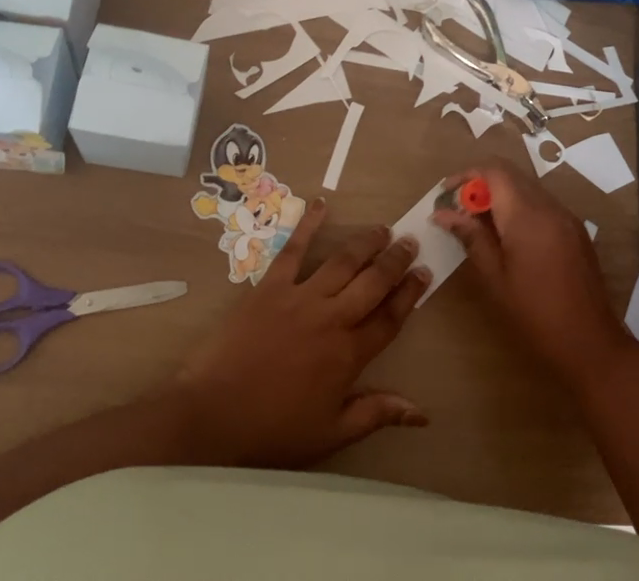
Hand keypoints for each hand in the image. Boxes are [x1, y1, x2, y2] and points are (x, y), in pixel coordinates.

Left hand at [170, 199, 431, 468]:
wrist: (213, 414)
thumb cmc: (274, 430)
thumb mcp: (331, 433)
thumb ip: (376, 413)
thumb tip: (422, 413)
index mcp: (349, 354)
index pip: (390, 318)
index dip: (410, 295)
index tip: (425, 274)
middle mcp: (332, 318)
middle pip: (373, 282)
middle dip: (396, 261)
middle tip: (410, 243)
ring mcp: (300, 298)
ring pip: (342, 262)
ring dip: (366, 243)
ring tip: (382, 230)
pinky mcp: (269, 287)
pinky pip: (293, 250)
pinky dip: (308, 226)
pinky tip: (320, 205)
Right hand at [433, 161, 634, 384]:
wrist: (589, 341)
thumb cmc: (534, 312)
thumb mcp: (495, 276)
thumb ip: (471, 237)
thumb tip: (443, 213)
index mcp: (527, 215)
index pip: (494, 171)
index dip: (466, 176)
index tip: (445, 194)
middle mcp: (550, 206)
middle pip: (511, 176)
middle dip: (481, 186)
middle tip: (458, 211)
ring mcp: (567, 217)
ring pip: (527, 189)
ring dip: (500, 197)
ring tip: (478, 226)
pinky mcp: (576, 230)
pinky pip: (542, 205)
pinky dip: (520, 209)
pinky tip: (508, 237)